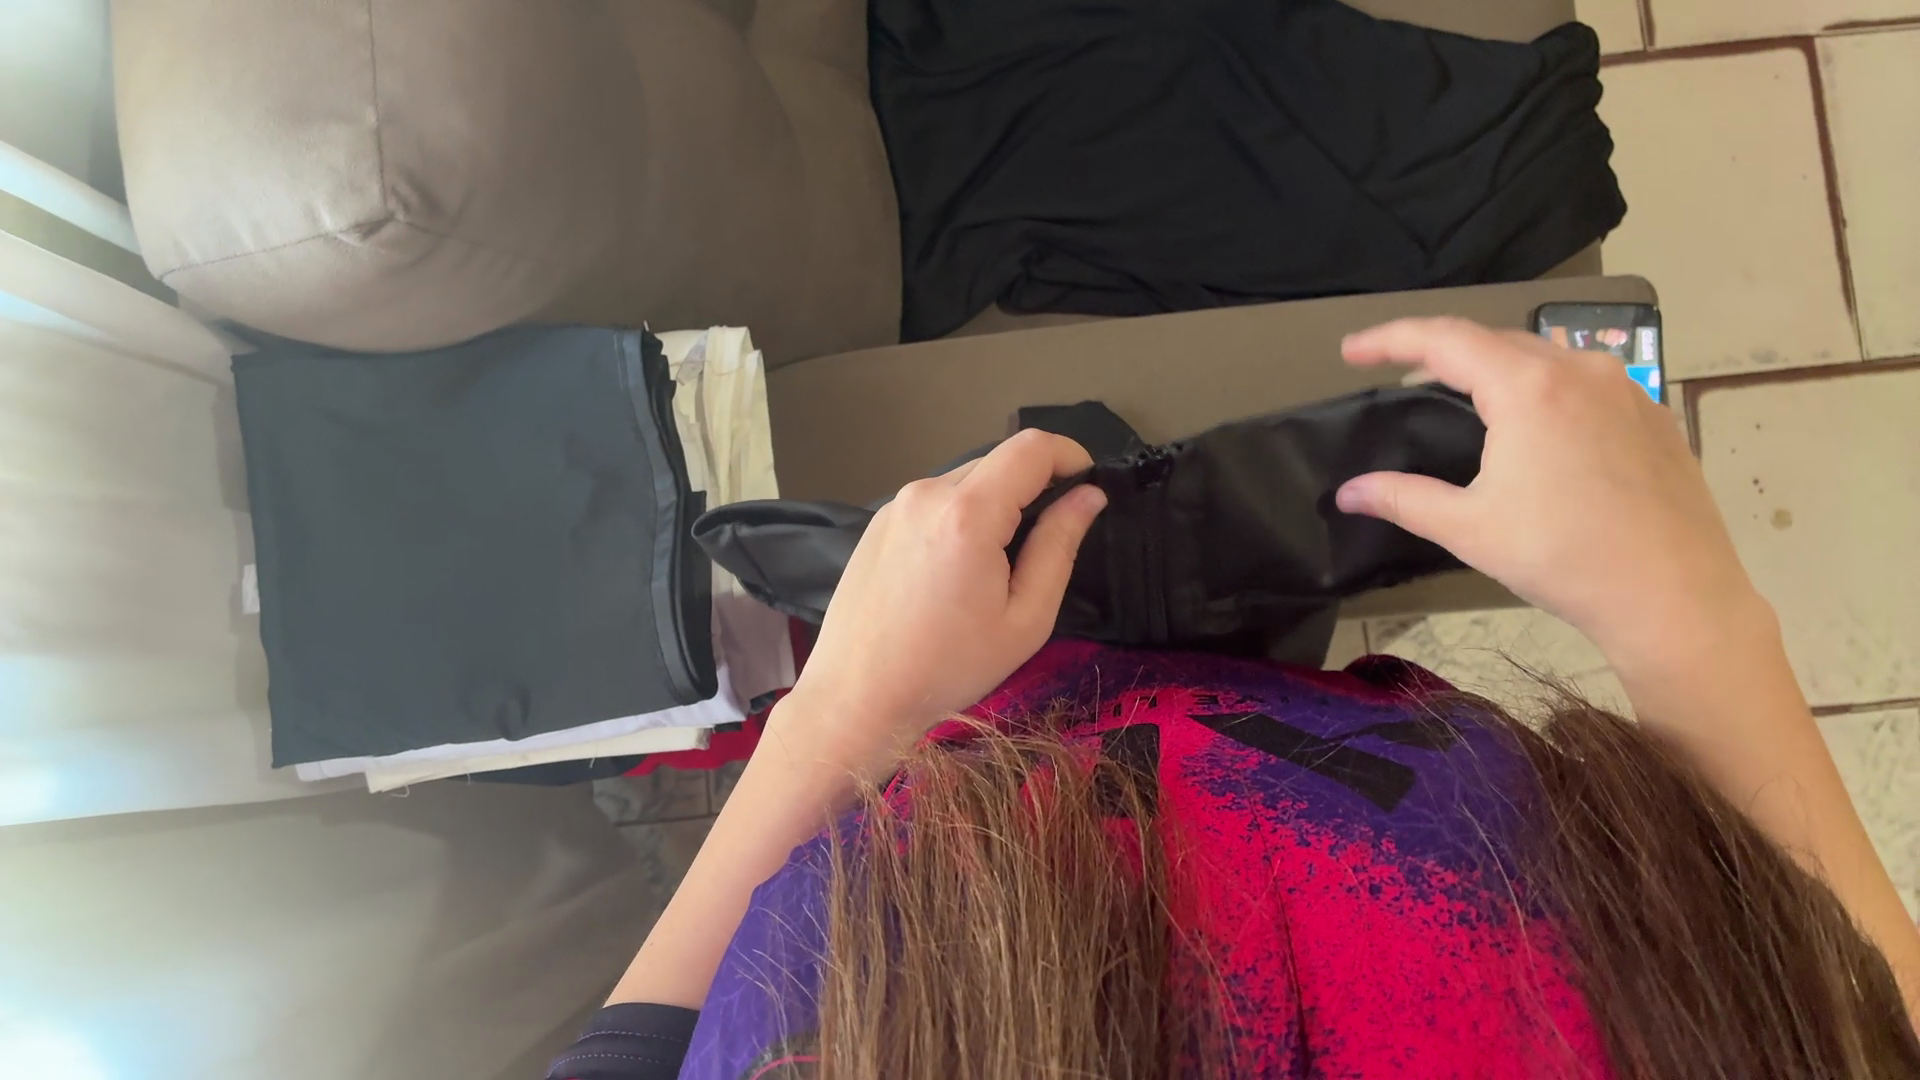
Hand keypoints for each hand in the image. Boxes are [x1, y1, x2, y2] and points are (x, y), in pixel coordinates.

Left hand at [782, 430, 1107, 757]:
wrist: (857, 695)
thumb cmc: (948, 666)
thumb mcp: (1025, 618)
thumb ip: (1059, 546)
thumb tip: (1088, 496)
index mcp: (968, 513)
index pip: (1031, 447)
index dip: (1070, 454)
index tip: (1087, 483)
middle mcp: (927, 494)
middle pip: (997, 461)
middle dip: (1032, 486)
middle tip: (1043, 543)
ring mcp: (896, 505)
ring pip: (964, 482)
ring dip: (993, 504)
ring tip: (993, 567)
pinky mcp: (877, 522)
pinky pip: (934, 502)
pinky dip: (959, 517)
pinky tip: (952, 571)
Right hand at [1333, 317, 1765, 674]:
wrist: (1675, 596)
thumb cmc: (1561, 555)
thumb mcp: (1465, 526)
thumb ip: (1400, 499)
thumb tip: (1347, 493)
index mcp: (1529, 389)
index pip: (1444, 340)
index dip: (1389, 339)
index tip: (1350, 350)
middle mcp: (1581, 372)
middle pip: (1492, 339)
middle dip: (1435, 349)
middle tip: (1392, 370)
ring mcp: (1625, 390)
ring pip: (1540, 355)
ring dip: (1487, 364)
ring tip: (1453, 390)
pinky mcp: (1650, 416)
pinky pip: (1578, 380)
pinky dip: (1533, 384)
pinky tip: (1523, 420)